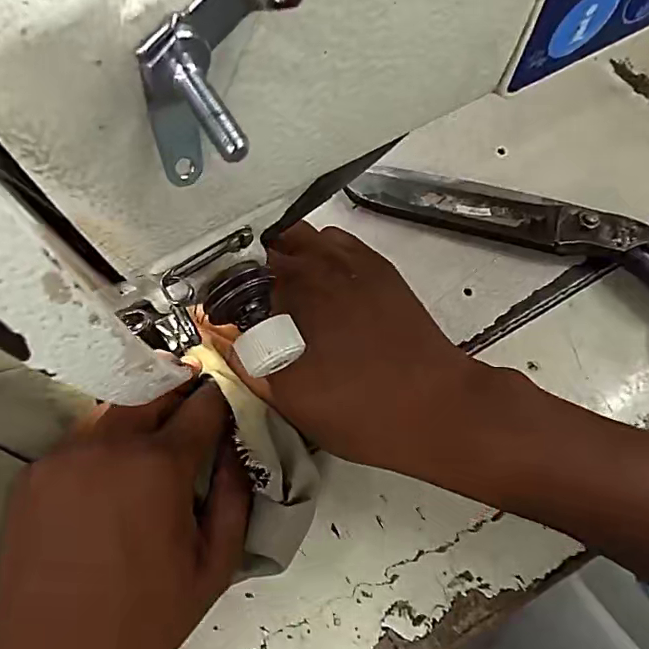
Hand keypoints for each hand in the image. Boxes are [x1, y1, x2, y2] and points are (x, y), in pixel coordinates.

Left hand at [0, 378, 250, 648]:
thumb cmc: (142, 621)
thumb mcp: (214, 565)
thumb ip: (236, 496)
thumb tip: (235, 449)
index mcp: (158, 467)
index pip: (201, 405)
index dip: (221, 398)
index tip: (229, 401)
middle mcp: (106, 447)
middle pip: (153, 389)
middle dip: (181, 391)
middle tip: (197, 409)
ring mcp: (62, 457)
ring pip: (112, 411)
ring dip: (141, 416)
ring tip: (156, 448)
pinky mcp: (32, 474)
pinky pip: (80, 440)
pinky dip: (105, 445)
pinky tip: (114, 480)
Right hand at [217, 223, 490, 474]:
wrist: (436, 407)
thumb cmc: (361, 410)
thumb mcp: (289, 397)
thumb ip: (243, 358)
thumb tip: (215, 332)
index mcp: (290, 291)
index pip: (231, 275)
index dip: (215, 291)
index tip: (212, 312)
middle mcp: (318, 263)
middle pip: (261, 246)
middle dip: (242, 269)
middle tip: (240, 302)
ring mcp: (351, 261)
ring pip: (297, 238)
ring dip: (278, 255)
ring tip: (275, 292)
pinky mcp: (377, 268)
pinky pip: (333, 244)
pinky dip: (315, 255)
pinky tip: (317, 287)